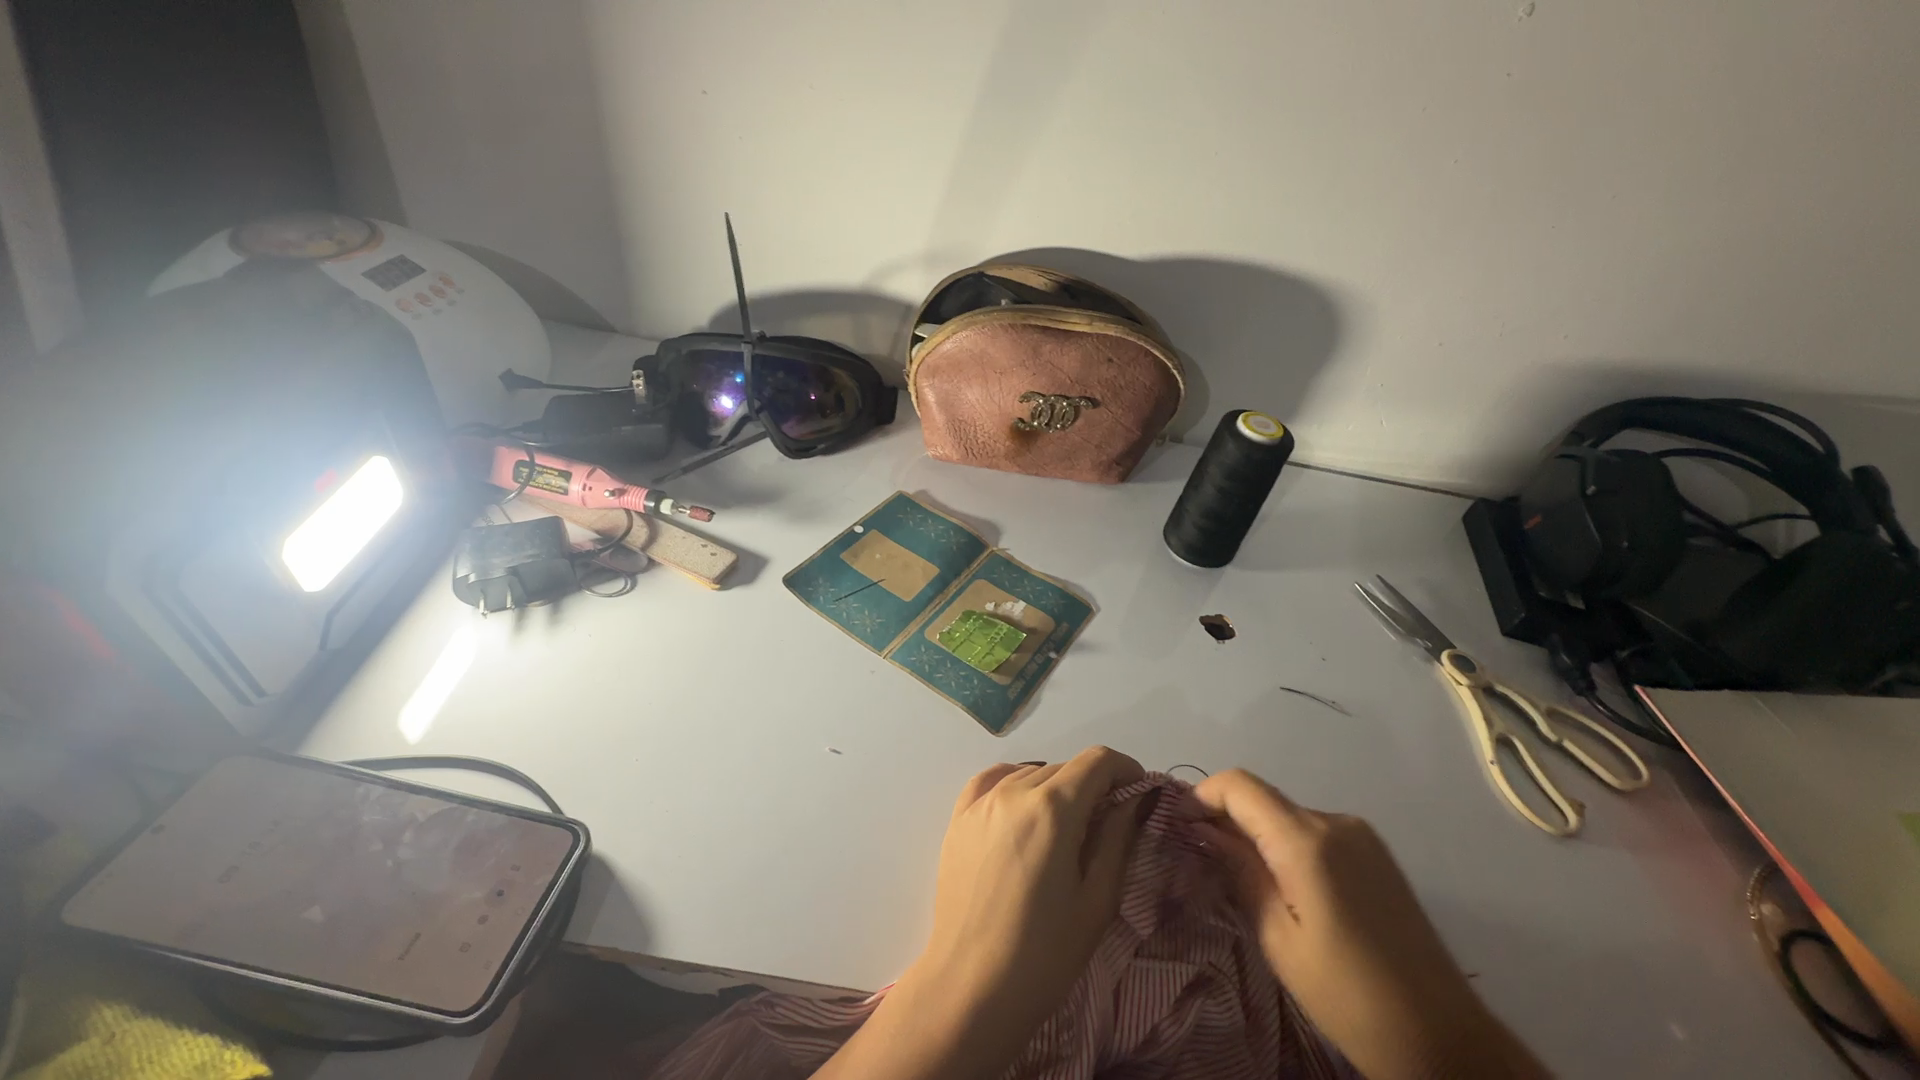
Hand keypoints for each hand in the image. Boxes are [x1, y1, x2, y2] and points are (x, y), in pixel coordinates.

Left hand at [816, 746, 1147, 1079]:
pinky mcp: (957, 820)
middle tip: (1108, 825)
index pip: (1098, 761)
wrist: (972, 986)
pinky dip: (1013, 784)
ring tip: (1065, 828)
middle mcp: (1013, 791)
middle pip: (1066, 767)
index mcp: (1053, 808)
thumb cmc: (1045, 951)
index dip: (1126, 771)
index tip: (1139, 796)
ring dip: (1056, 788)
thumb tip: (1135, 800)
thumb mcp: (1098, 898)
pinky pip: (990, 782)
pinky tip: (1023, 810)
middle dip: (1094, 786)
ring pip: (1030, 773)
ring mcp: (980, 803)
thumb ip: (1119, 837)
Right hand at [1194, 769, 1548, 1079]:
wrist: (1440, 1032)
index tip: (1181, 828)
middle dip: (1227, 820)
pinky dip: (1288, 846)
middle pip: (1263, 799)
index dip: (1202, 796)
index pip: (1239, 785)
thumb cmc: (1346, 993)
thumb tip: (1203, 829)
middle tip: (1202, 862)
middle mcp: (1336, 822)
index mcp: (1308, 841)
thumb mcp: (1277, 937)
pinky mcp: (1375, 854)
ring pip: (1287, 816)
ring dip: (1258, 836)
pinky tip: (1286, 889)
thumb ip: (1240, 871)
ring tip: (1243, 883)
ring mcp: (1361, 835)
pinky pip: (1315, 833)